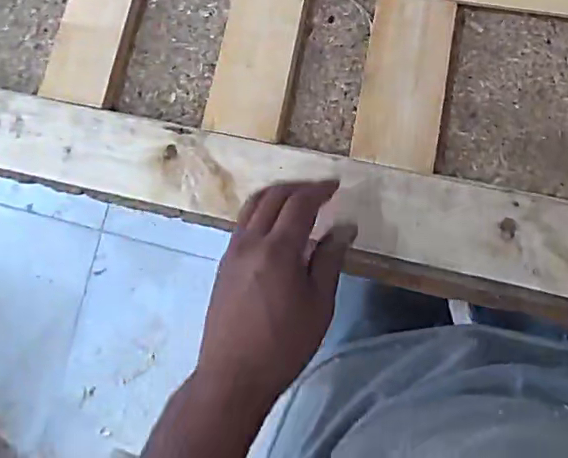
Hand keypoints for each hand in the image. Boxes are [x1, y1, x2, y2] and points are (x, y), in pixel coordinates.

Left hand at [196, 180, 357, 409]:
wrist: (230, 381)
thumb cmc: (282, 345)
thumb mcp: (319, 304)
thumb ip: (330, 259)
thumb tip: (344, 228)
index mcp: (277, 250)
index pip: (300, 202)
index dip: (320, 189)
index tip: (336, 186)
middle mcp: (250, 243)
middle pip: (274, 196)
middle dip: (299, 187)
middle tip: (321, 191)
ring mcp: (232, 253)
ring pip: (253, 205)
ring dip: (278, 195)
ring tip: (299, 202)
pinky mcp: (223, 266)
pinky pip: (244, 222)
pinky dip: (263, 212)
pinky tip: (278, 229)